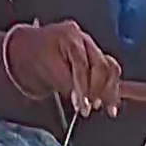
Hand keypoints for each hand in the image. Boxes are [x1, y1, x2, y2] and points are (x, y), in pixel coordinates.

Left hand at [5, 21, 121, 116]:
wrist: (32, 52)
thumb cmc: (36, 58)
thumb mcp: (47, 70)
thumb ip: (65, 83)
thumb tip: (80, 99)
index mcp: (70, 37)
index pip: (82, 64)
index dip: (83, 88)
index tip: (84, 107)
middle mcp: (84, 41)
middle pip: (101, 65)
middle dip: (98, 90)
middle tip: (92, 106)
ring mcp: (92, 50)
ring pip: (110, 69)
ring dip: (110, 91)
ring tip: (107, 108)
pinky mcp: (96, 63)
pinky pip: (111, 74)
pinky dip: (113, 90)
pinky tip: (112, 105)